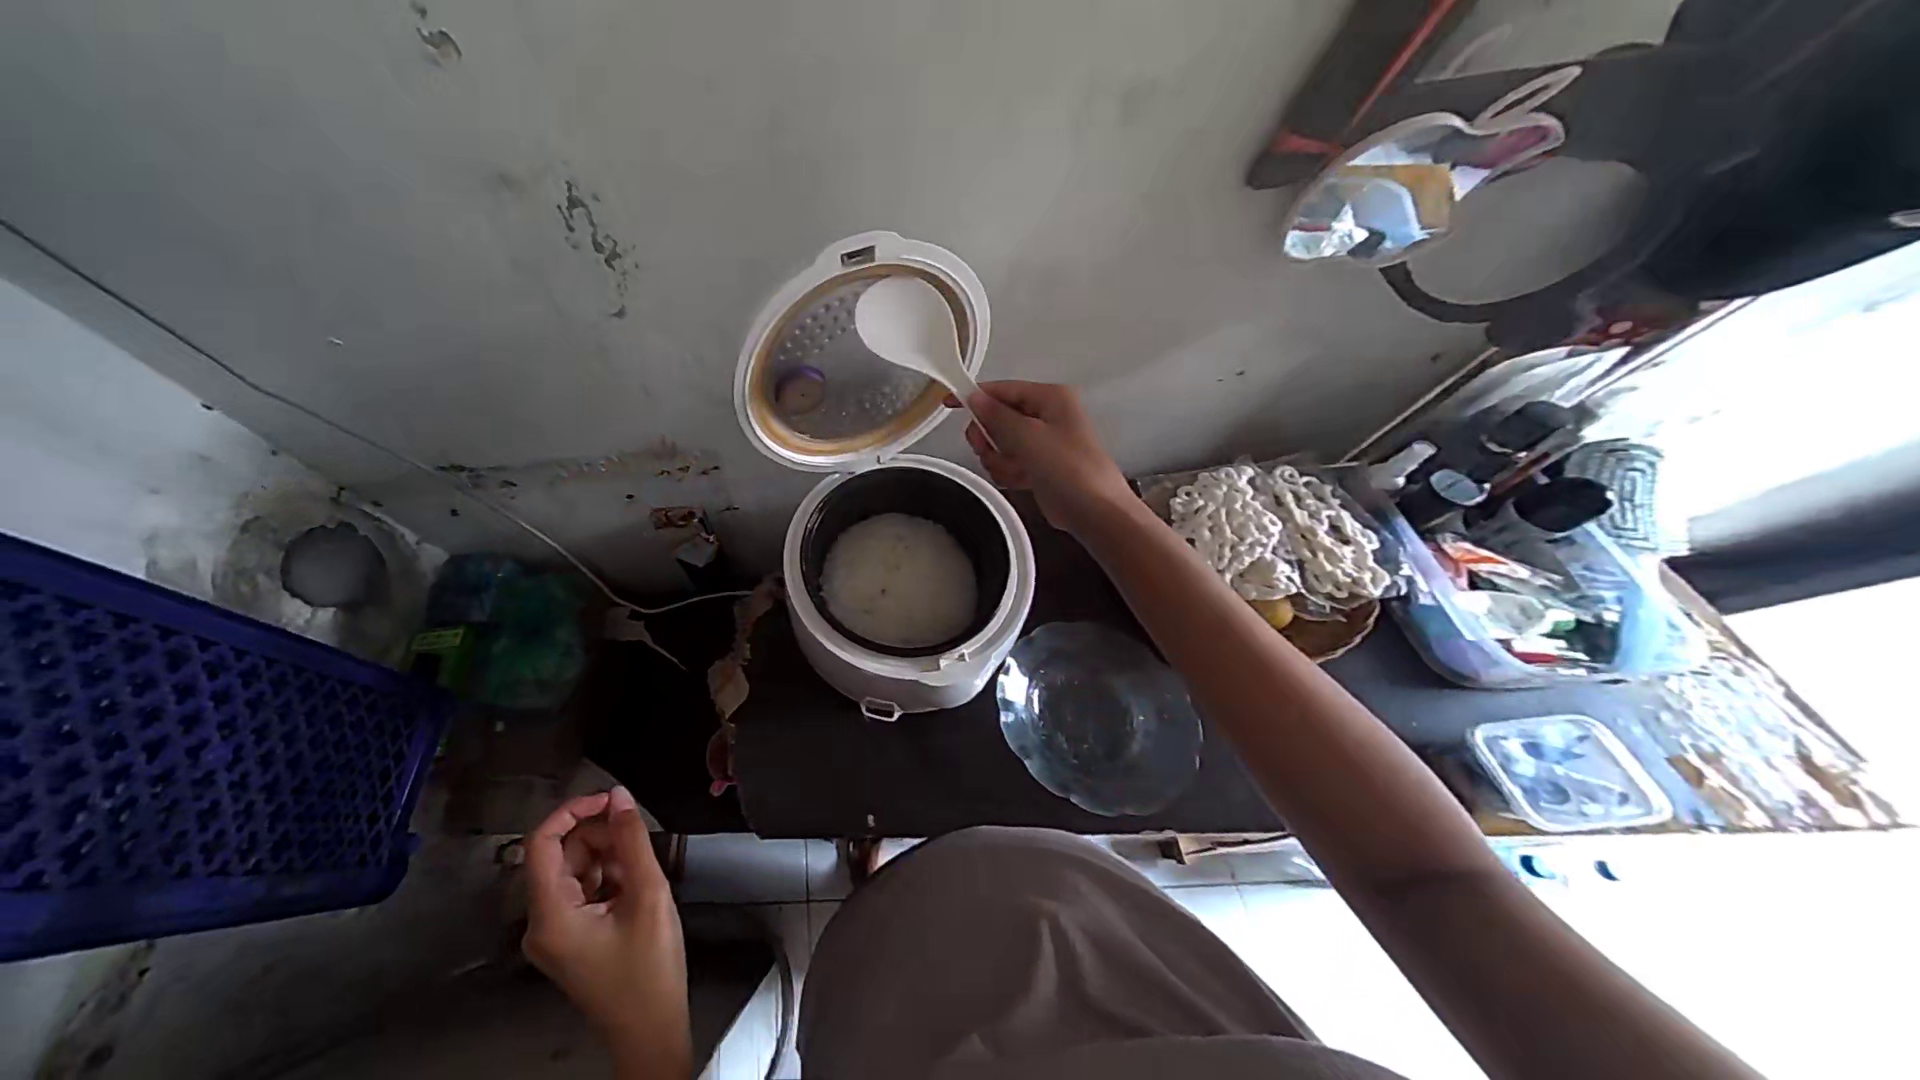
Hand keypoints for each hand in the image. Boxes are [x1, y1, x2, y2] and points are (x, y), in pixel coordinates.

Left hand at [523, 788, 689, 1079]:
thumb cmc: (650, 968)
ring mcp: (555, 930)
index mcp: (550, 915)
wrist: (651, 1026)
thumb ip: (633, 841)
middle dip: (600, 835)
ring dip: (609, 854)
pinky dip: (610, 874)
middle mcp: (541, 922)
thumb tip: (621, 797)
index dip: (573, 811)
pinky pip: (584, 887)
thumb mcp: (648, 894)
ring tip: (643, 865)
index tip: (610, 798)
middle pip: (562, 855)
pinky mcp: (572, 935)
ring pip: (576, 869)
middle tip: (639, 834)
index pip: (541, 844)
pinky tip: (637, 882)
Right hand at [952, 380, 1136, 534]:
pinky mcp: (1040, 466)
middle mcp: (1047, 415)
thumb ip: (997, 416)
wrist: (1094, 511)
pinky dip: (1009, 472)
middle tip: (990, 450)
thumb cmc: (1069, 469)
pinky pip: (1010, 462)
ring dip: (1000, 459)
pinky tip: (1020, 481)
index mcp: (1050, 398)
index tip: (949, 404)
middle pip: (998, 417)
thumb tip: (975, 398)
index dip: (975, 397)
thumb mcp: (1028, 437)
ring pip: (1001, 443)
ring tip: (1015, 470)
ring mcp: (1043, 442)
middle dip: (990, 438)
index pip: (1002, 389)